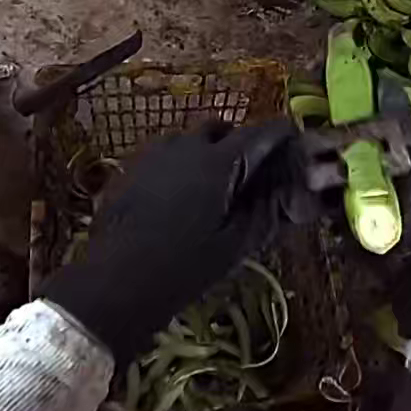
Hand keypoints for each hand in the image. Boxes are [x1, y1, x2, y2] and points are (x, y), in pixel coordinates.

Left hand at [40, 119, 296, 362]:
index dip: (283, 134)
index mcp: (219, 162)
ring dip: (209, 150)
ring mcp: (155, 153)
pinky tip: (180, 196)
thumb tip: (296, 191)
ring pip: (192, 138)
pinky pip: (166, 153)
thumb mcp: (236, 244)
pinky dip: (182, 163)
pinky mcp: (132, 167)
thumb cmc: (183, 267)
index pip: (262, 132)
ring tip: (214, 185)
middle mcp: (187, 146)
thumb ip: (268, 210)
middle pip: (223, 127)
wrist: (114, 283)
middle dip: (241, 142)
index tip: (295, 144)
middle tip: (251, 173)